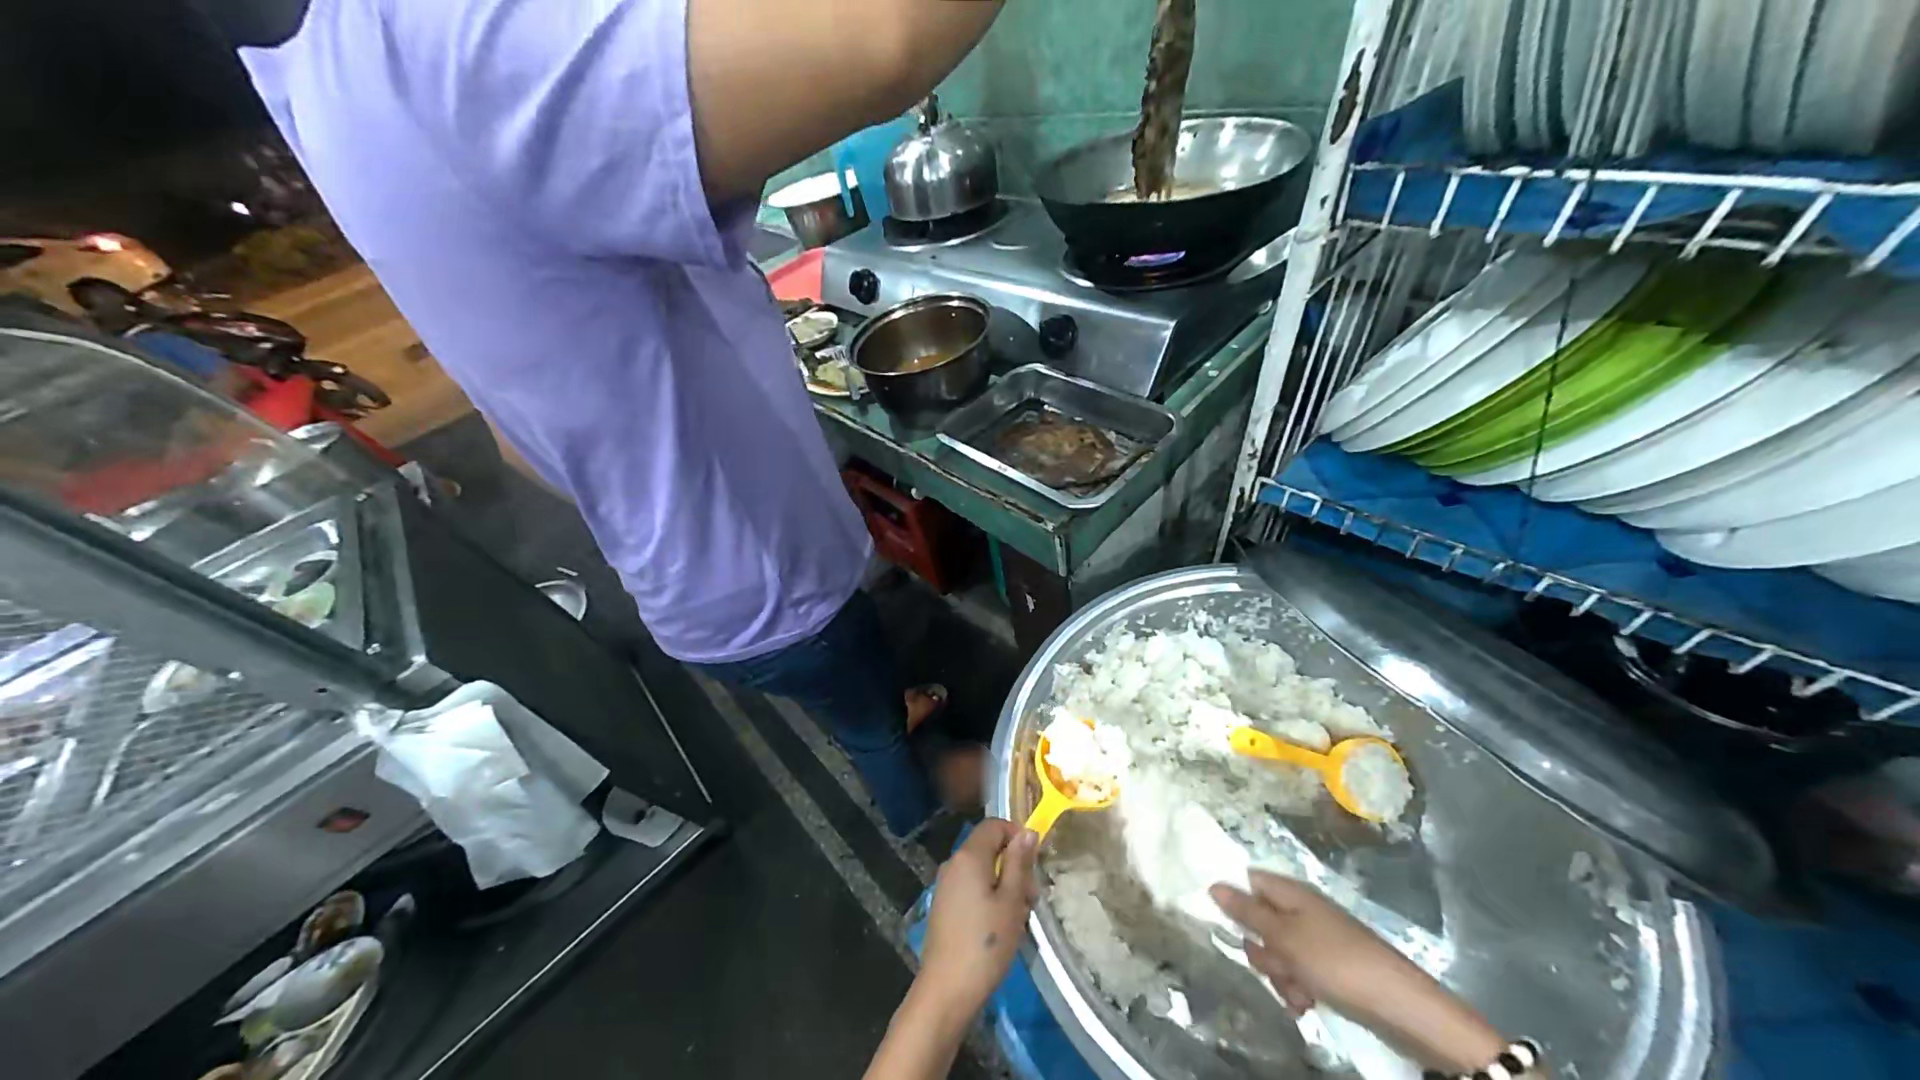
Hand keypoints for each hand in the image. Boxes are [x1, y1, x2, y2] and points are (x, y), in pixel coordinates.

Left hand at [914, 819, 1038, 1019]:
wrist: (947, 989)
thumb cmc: (986, 943)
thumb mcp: (1011, 901)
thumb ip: (1019, 863)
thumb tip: (1027, 832)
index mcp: (968, 856)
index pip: (994, 825)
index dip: (1017, 836)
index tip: (1034, 864)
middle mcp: (953, 863)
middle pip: (988, 848)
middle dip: (1013, 865)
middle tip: (1030, 898)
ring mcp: (945, 885)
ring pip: (982, 870)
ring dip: (1004, 884)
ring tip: (1018, 916)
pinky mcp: (944, 906)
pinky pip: (971, 887)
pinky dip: (989, 897)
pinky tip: (1000, 925)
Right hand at [1212, 871, 1508, 1072]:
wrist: (1400, 1006)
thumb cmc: (1335, 961)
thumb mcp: (1283, 936)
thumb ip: (1246, 911)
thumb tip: (1213, 884)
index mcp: (1291, 892)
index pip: (1249, 881)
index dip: (1234, 898)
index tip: (1225, 923)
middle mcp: (1302, 909)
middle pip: (1260, 921)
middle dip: (1261, 948)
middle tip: (1275, 964)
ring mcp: (1317, 938)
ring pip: (1277, 951)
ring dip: (1279, 974)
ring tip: (1297, 991)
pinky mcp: (1329, 966)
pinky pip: (1298, 971)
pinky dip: (1297, 987)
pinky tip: (1307, 1003)